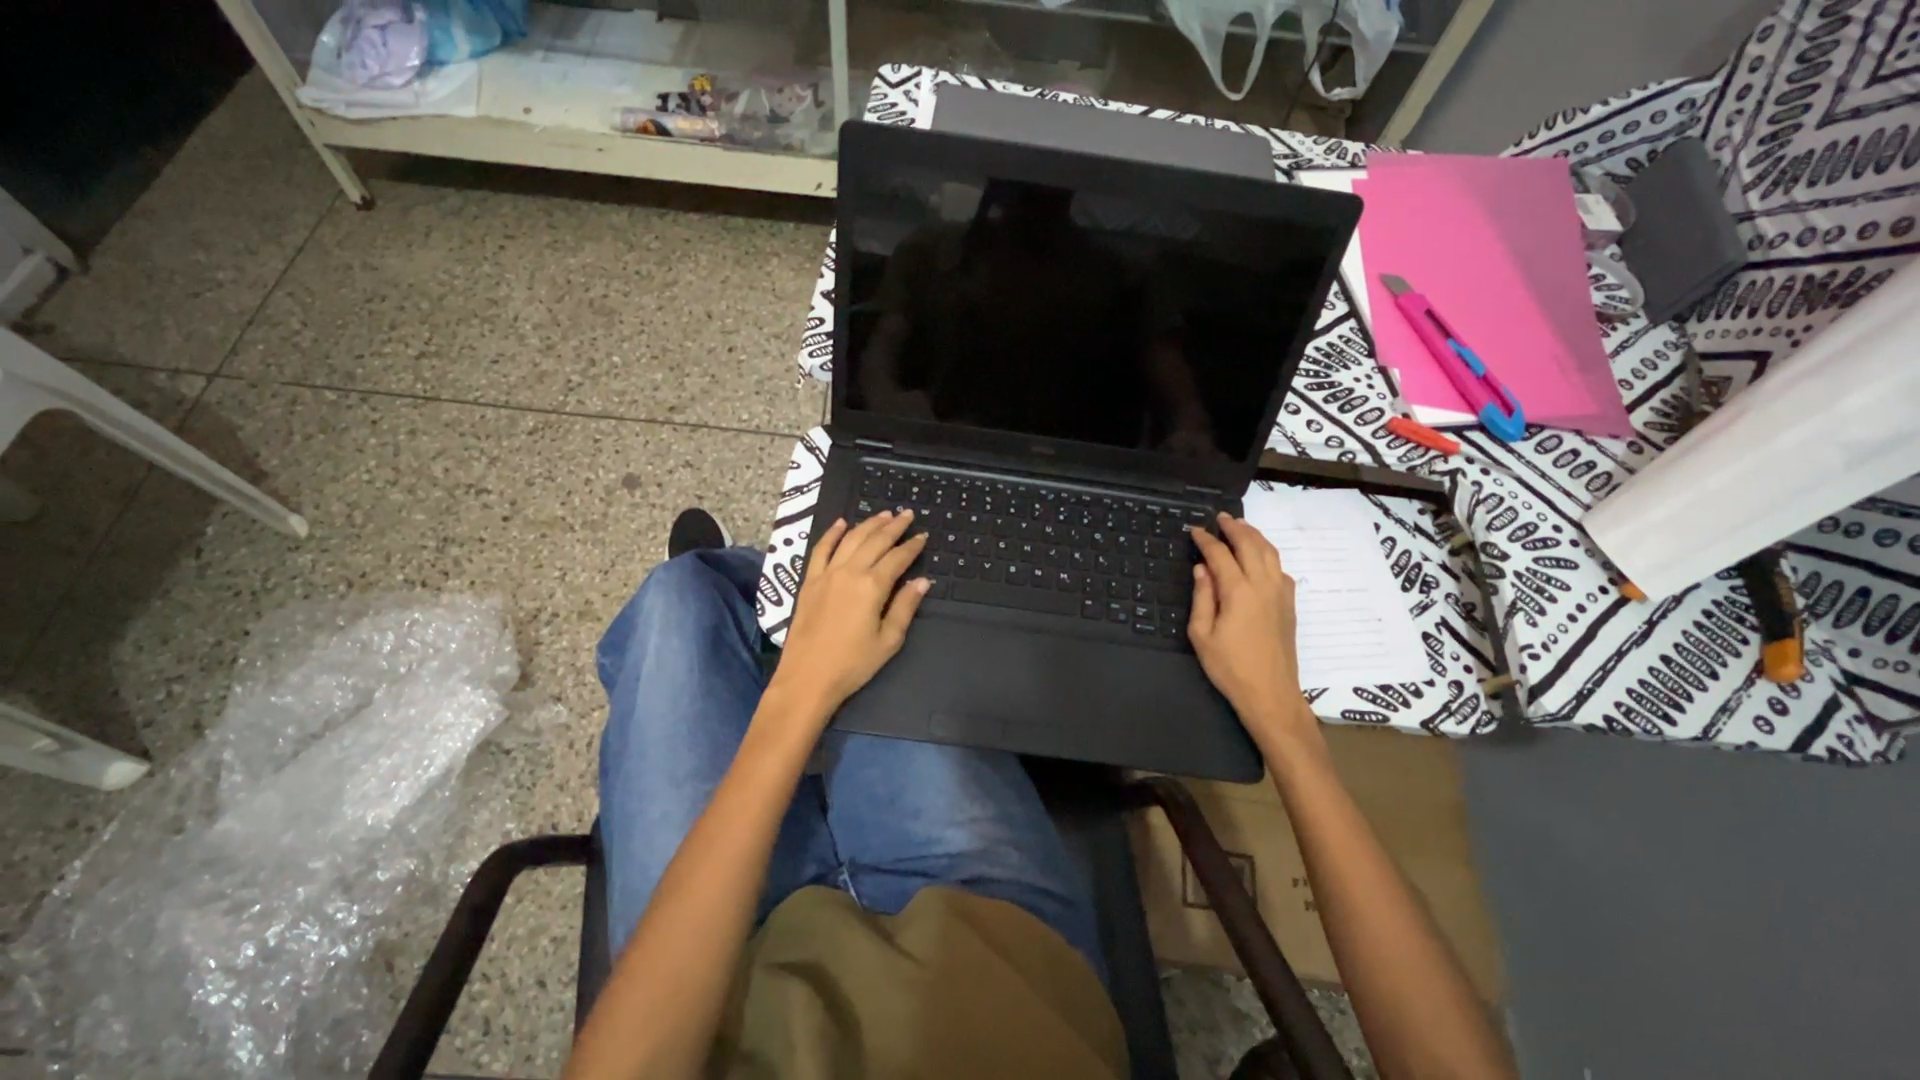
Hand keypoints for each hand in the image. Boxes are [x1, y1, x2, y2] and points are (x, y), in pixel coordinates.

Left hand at [769, 511, 929, 718]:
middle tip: (907, 514)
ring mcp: (826, 574)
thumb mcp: (888, 640)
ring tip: (883, 514)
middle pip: (875, 541)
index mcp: (872, 586)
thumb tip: (922, 581)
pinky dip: (832, 534)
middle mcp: (850, 572)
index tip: (923, 536)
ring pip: (850, 539)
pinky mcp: (809, 582)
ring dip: (868, 524)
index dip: (912, 546)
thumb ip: (905, 607)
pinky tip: (841, 523)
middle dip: (893, 526)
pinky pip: (821, 550)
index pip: (898, 558)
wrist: (807, 677)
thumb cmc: (853, 664)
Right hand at [1188, 514, 1313, 739]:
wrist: (1270, 693)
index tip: (1194, 530)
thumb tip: (1202, 569)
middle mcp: (1263, 585)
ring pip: (1270, 553)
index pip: (1220, 555)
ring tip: (1241, 527)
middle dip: (1235, 528)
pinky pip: (1280, 569)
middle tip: (1221, 518)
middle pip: (1251, 545)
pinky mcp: (1289, 605)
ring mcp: (1281, 594)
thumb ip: (1202, 598)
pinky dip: (1269, 555)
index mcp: (1238, 591)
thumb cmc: (1230, 667)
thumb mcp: (1202, 635)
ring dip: (1255, 536)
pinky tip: (1260, 558)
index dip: (1206, 540)